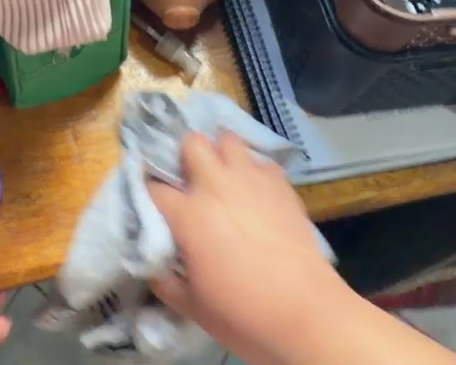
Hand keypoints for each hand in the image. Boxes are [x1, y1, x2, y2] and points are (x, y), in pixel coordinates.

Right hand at [147, 133, 345, 364]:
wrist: (305, 314)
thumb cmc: (242, 314)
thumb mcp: (192, 307)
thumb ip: (165, 280)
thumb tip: (152, 266)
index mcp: (188, 215)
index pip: (154, 189)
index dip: (151, 196)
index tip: (155, 207)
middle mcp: (216, 185)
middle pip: (192, 143)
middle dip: (188, 157)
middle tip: (193, 182)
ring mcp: (250, 179)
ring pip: (228, 140)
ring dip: (222, 155)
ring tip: (225, 177)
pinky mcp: (280, 184)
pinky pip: (261, 163)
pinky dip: (255, 172)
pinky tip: (258, 193)